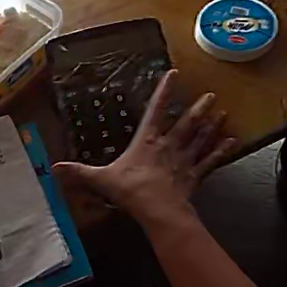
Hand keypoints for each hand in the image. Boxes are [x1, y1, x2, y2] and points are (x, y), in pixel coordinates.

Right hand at [53, 70, 236, 224]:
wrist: (159, 211)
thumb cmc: (132, 191)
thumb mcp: (102, 180)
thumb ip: (81, 172)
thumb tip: (55, 168)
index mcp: (147, 141)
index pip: (157, 110)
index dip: (164, 91)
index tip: (173, 74)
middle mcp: (169, 146)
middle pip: (187, 123)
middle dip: (199, 108)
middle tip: (211, 95)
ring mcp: (185, 160)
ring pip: (201, 138)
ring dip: (212, 126)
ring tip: (223, 113)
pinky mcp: (194, 176)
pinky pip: (210, 161)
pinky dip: (221, 152)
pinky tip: (232, 142)